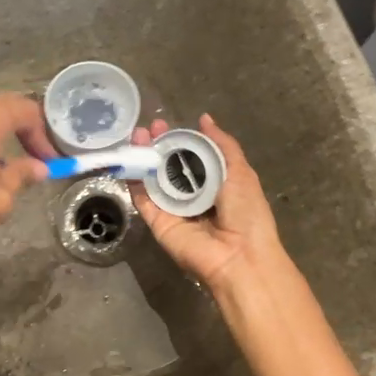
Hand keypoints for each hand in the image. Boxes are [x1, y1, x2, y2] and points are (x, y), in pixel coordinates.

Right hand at [129, 115, 291, 295]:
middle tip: (150, 127)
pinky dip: (134, 181)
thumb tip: (204, 119)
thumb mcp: (241, 172)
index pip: (191, 156)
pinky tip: (128, 160)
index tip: (167, 124)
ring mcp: (172, 209)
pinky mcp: (158, 222)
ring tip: (137, 136)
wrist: (238, 256)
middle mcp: (192, 195)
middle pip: (169, 166)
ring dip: (143, 157)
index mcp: (214, 183)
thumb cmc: (247, 213)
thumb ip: (223, 145)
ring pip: (153, 179)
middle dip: (158, 145)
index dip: (178, 139)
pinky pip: (143, 200)